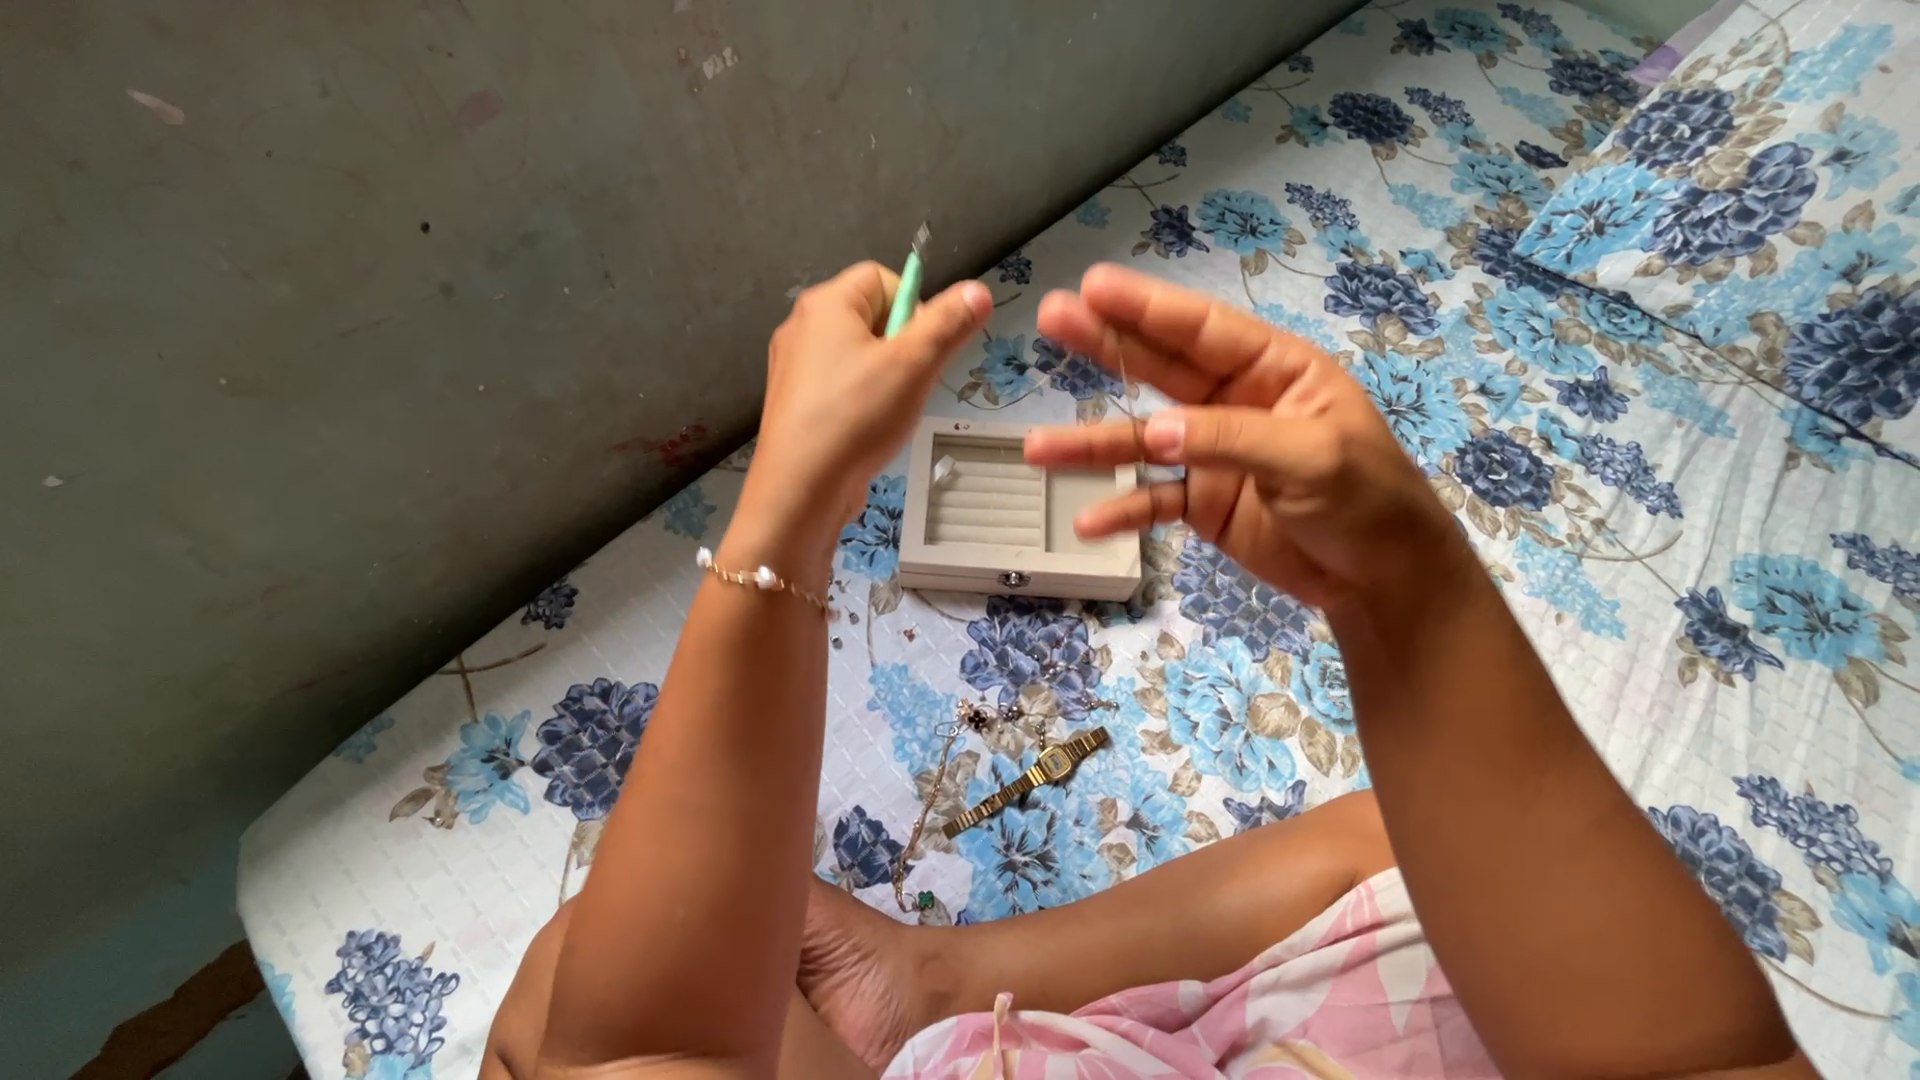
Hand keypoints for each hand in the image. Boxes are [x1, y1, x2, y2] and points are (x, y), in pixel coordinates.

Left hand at [733, 262, 991, 565]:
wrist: (801, 489)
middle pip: (870, 316)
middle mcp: (802, 327)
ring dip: (886, 378)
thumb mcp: (914, 365)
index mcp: (826, 304)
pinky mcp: (795, 404)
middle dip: (902, 346)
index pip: (883, 277)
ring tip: (890, 412)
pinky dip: (861, 402)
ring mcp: (794, 367)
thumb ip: (949, 324)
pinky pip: (840, 386)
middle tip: (912, 384)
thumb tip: (979, 290)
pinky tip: (867, 431)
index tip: (925, 348)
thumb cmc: (856, 418)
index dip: (914, 306)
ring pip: (858, 355)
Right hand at [1023, 264, 1469, 612]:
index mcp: (1274, 370)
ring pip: (1142, 441)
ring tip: (1036, 448)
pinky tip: (1087, 521)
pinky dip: (1122, 511)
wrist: (1382, 579)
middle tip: (1050, 319)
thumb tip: (1153, 432)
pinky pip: (1153, 502)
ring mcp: (1212, 455)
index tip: (1091, 287)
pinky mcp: (1203, 504)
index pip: (1201, 330)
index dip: (1145, 308)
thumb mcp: (1312, 457)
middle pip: (1159, 369)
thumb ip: (1231, 438)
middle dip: (1105, 347)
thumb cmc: (1368, 500)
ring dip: (1092, 445)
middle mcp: (1234, 403)